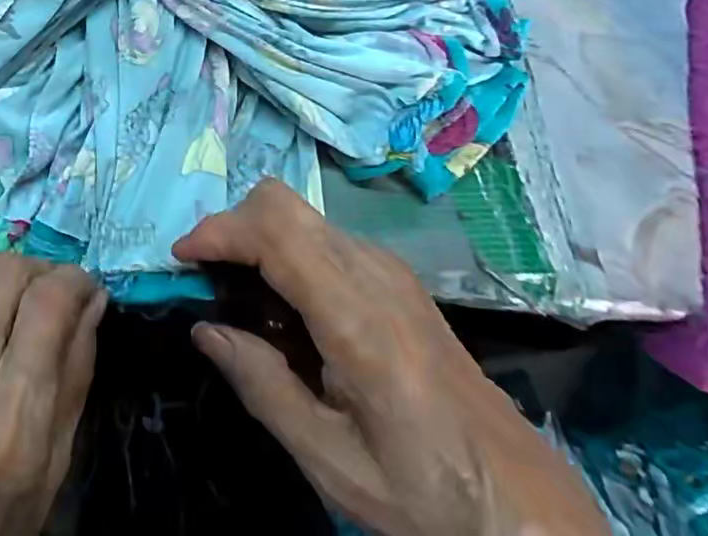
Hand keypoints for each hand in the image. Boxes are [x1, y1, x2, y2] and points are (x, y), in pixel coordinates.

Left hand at [0, 255, 107, 535]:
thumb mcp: (55, 461)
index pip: (48, 303)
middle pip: (8, 273)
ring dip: (1, 269)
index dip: (75, 280)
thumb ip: (75, 373)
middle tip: (49, 291)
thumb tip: (90, 299)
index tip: (84, 287)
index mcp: (15, 413)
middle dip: (40, 270)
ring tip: (11, 293)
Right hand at [174, 180, 606, 535]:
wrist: (526, 509)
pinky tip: (281, 306)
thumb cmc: (428, 491)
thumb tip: (205, 329)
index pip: (275, 232)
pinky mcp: (396, 280)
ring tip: (236, 294)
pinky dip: (282, 248)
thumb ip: (262, 386)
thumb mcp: (332, 461)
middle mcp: (374, 274)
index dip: (218, 231)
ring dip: (254, 236)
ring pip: (299, 213)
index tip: (180, 258)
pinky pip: (321, 237)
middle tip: (205, 276)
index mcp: (359, 319)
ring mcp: (389, 271)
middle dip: (230, 224)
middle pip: (281, 202)